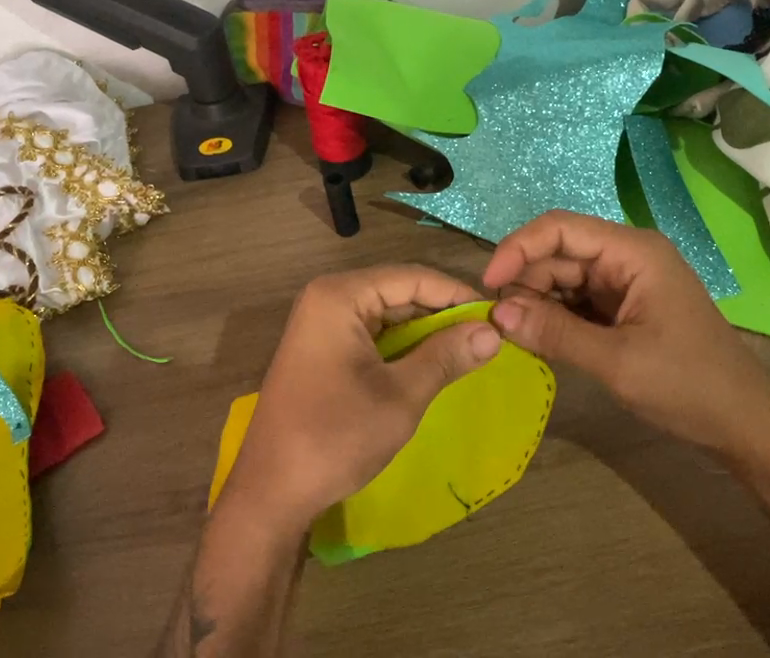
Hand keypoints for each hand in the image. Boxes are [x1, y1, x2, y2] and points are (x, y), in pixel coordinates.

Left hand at [218, 265, 502, 535]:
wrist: (271, 492)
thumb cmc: (335, 437)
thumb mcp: (400, 396)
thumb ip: (446, 357)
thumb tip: (493, 331)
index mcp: (340, 296)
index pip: (412, 278)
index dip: (456, 294)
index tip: (498, 315)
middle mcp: (327, 299)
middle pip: (398, 292)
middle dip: (442, 313)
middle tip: (489, 336)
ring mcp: (320, 325)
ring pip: (387, 315)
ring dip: (425, 332)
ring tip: (470, 351)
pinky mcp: (321, 351)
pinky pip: (371, 335)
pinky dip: (403, 347)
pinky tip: (433, 364)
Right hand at [484, 210, 769, 454]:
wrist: (745, 425)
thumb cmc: (689, 386)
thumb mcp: (617, 362)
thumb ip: (554, 333)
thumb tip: (495, 314)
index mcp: (633, 251)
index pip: (559, 228)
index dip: (517, 249)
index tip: (487, 286)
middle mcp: (627, 256)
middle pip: (557, 252)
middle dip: (524, 282)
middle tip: (499, 325)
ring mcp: (625, 281)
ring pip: (562, 277)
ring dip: (535, 301)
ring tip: (515, 335)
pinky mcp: (623, 306)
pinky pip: (575, 299)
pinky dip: (553, 316)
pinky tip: (538, 338)